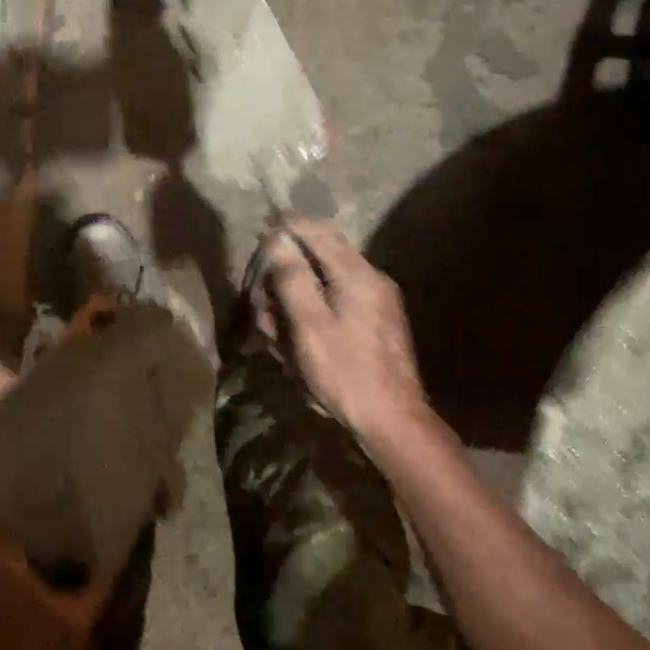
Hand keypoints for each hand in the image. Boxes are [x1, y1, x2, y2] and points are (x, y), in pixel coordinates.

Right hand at [261, 219, 428, 441]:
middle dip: (282, 275)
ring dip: (292, 298)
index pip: (315, 230)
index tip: (256, 238)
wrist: (393, 420)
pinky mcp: (374, 320)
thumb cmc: (345, 372)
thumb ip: (292, 277)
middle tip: (258, 304)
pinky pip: (334, 301)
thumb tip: (278, 238)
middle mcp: (370, 278)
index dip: (283, 230)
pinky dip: (309, 311)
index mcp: (356, 274)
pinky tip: (293, 339)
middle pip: (317, 255)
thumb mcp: (309, 324)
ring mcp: (375, 299)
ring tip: (272, 332)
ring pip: (322, 281)